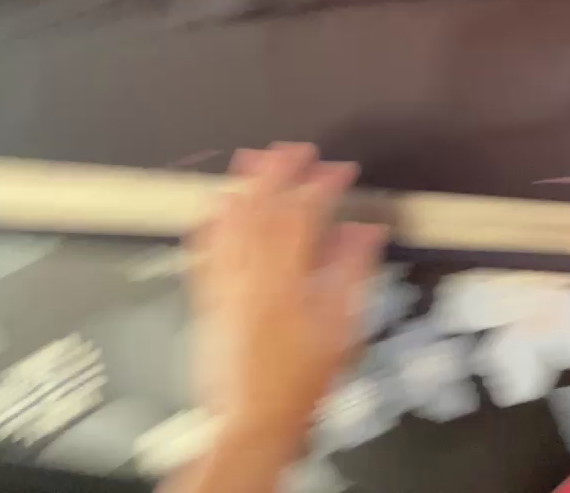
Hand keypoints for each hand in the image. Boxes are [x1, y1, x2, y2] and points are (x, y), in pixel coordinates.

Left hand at [186, 143, 386, 448]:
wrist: (253, 420)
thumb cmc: (300, 379)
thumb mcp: (344, 325)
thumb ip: (354, 270)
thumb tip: (366, 231)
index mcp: (288, 280)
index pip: (306, 215)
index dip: (324, 184)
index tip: (340, 169)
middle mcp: (253, 278)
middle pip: (264, 210)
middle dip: (281, 173)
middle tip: (296, 149)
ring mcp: (226, 287)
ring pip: (231, 225)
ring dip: (243, 187)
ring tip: (253, 159)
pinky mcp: (208, 300)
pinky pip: (204, 253)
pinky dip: (210, 223)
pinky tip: (214, 206)